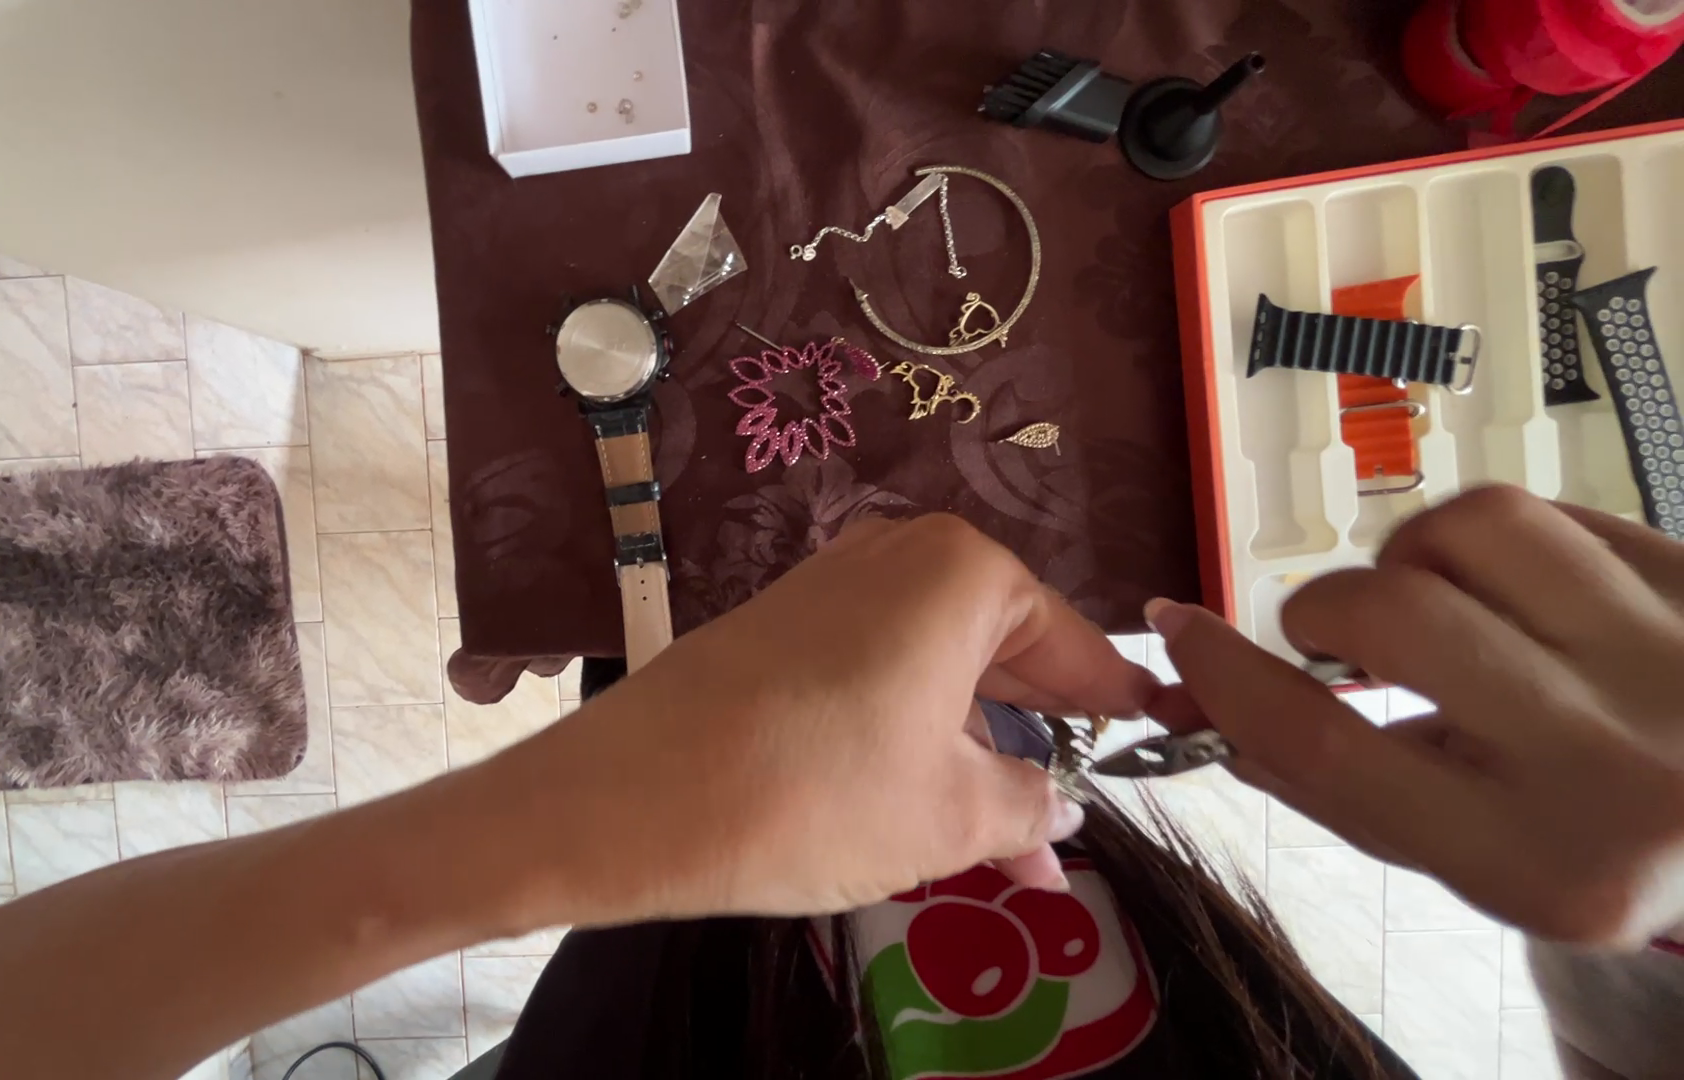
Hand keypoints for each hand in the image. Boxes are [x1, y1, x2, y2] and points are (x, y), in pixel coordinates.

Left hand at [486, 514, 1157, 923]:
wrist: (636, 792)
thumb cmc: (819, 790)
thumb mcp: (950, 813)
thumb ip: (1025, 803)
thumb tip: (1059, 805)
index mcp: (958, 573)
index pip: (1064, 638)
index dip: (1108, 695)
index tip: (1151, 732)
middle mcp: (894, 558)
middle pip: (995, 650)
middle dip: (1034, 737)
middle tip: (1071, 808)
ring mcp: (829, 588)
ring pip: (932, 669)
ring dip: (970, 749)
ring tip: (1005, 841)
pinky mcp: (781, 625)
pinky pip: (874, 672)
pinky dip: (908, 730)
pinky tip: (921, 796)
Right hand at [1148, 486, 1683, 945]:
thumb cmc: (1573, 843)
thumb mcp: (1439, 844)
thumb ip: (1305, 773)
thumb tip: (1184, 696)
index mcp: (1535, 858)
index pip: (1318, 741)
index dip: (1221, 672)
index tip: (1173, 625)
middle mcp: (1625, 767)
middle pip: (1391, 612)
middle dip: (1324, 607)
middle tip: (1336, 633)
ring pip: (1476, 524)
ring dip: (1414, 554)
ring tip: (1436, 596)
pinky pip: (1552, 511)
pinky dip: (1492, 541)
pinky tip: (1512, 591)